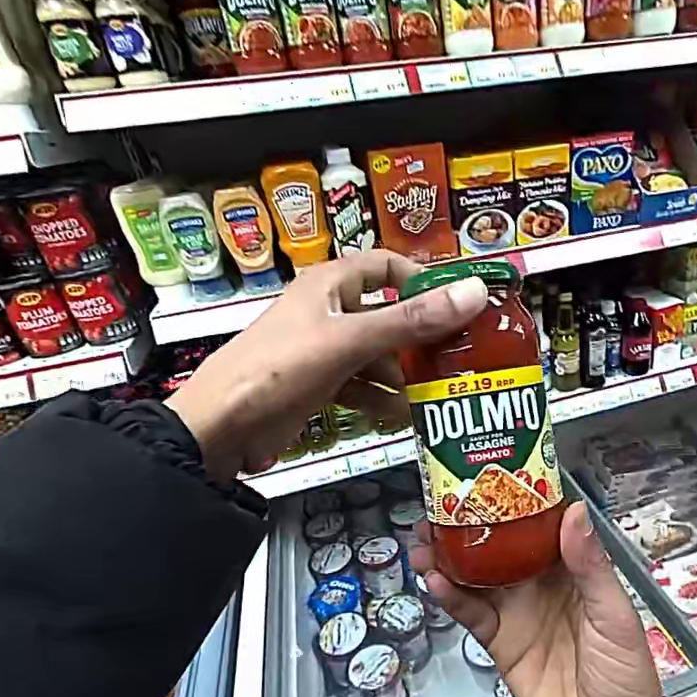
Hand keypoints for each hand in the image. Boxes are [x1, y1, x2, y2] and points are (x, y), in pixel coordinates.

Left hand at [167, 250, 486, 478]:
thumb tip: (476, 292)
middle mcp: (329, 311)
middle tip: (460, 358)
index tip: (458, 306)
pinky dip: (381, 397)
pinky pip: (362, 384)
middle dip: (420, 338)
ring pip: (378, 354)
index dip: (423, 281)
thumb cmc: (281, 370)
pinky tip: (402, 414)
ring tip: (437, 392)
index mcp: (330, 285)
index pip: (387, 267)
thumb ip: (411, 320)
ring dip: (404, 374)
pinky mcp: (320, 384)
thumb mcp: (349, 341)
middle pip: (388, 315)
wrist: (221, 429)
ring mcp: (324, 350)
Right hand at [412, 503, 666, 696]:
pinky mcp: (497, 640)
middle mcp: (537, 581)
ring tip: (422, 538)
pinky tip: (434, 580)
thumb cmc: (624, 675)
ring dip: (447, 555)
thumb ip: (591, 566)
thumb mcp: (615, 616)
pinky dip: (449, 596)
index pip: (537, 523)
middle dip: (466, 524)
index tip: (486, 476)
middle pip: (496, 544)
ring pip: (474, 574)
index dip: (512, 498)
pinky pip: (469, 612)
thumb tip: (572, 510)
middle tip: (436, 506)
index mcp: (569, 568)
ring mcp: (514, 610)